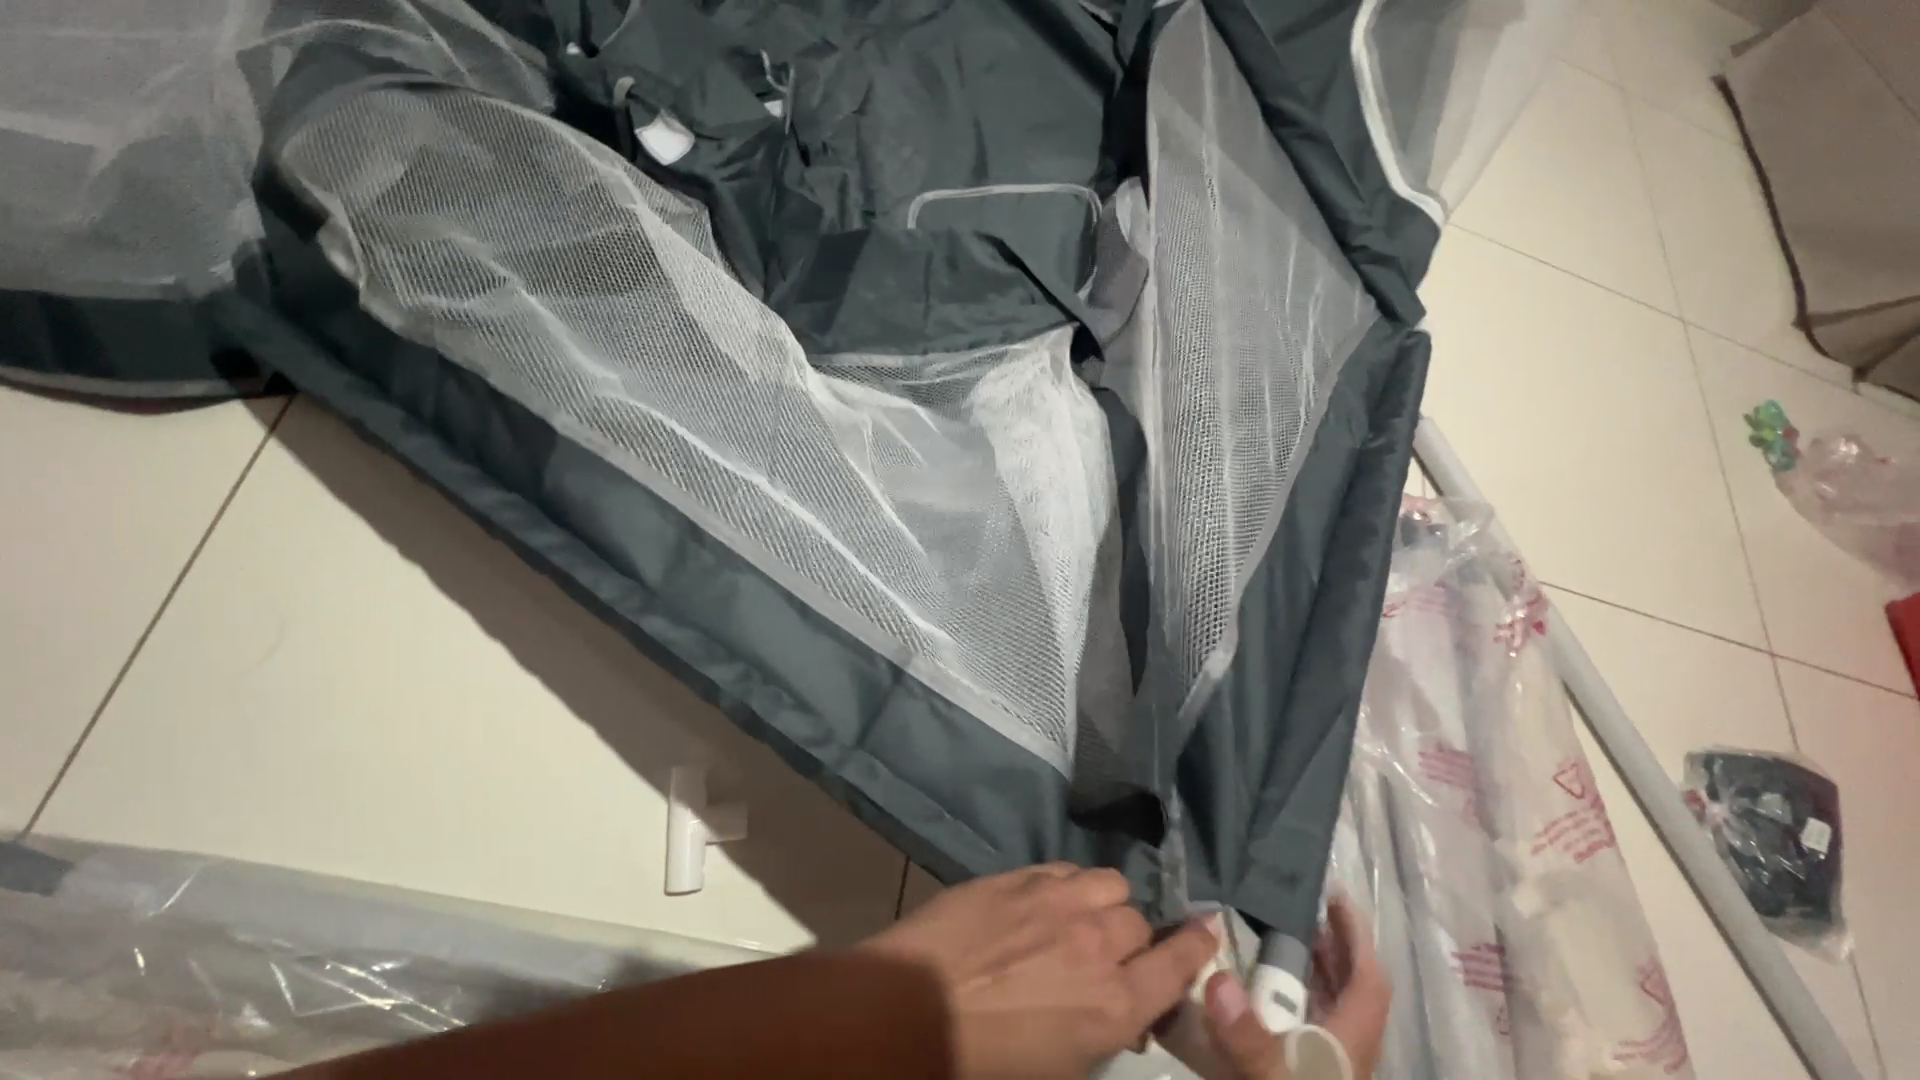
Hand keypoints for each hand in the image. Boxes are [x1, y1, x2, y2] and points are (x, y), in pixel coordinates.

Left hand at [857, 863, 1218, 1078]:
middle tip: (1106, 954)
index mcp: (1114, 1003)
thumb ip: (1104, 1028)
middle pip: (1139, 921)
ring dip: (1102, 902)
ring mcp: (1057, 902)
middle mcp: (1097, 944)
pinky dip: (1067, 885)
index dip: (1196, 945)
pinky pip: (1064, 869)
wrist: (913, 1009)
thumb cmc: (986, 1059)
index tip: (1205, 931)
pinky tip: (1046, 900)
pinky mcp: (1020, 877)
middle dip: (1130, 938)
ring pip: (1108, 883)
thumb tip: (1121, 1007)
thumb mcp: (1063, 1066)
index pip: (1178, 962)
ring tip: (1080, 917)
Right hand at [1199, 897, 1390, 1078]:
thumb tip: (1220, 979)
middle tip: (1295, 911)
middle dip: (1329, 947)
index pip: (1368, 980)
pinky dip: (1291, 1003)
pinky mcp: (1305, 1071)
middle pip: (1350, 989)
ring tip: (1277, 941)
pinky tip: (1259, 996)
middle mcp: (1346, 1050)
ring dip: (1311, 973)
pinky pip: (1307, 1027)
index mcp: (1351, 1041)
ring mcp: (1327, 1064)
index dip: (1356, 935)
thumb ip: (1246, 1035)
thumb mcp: (1268, 1078)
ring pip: (1330, 1010)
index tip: (1333, 897)